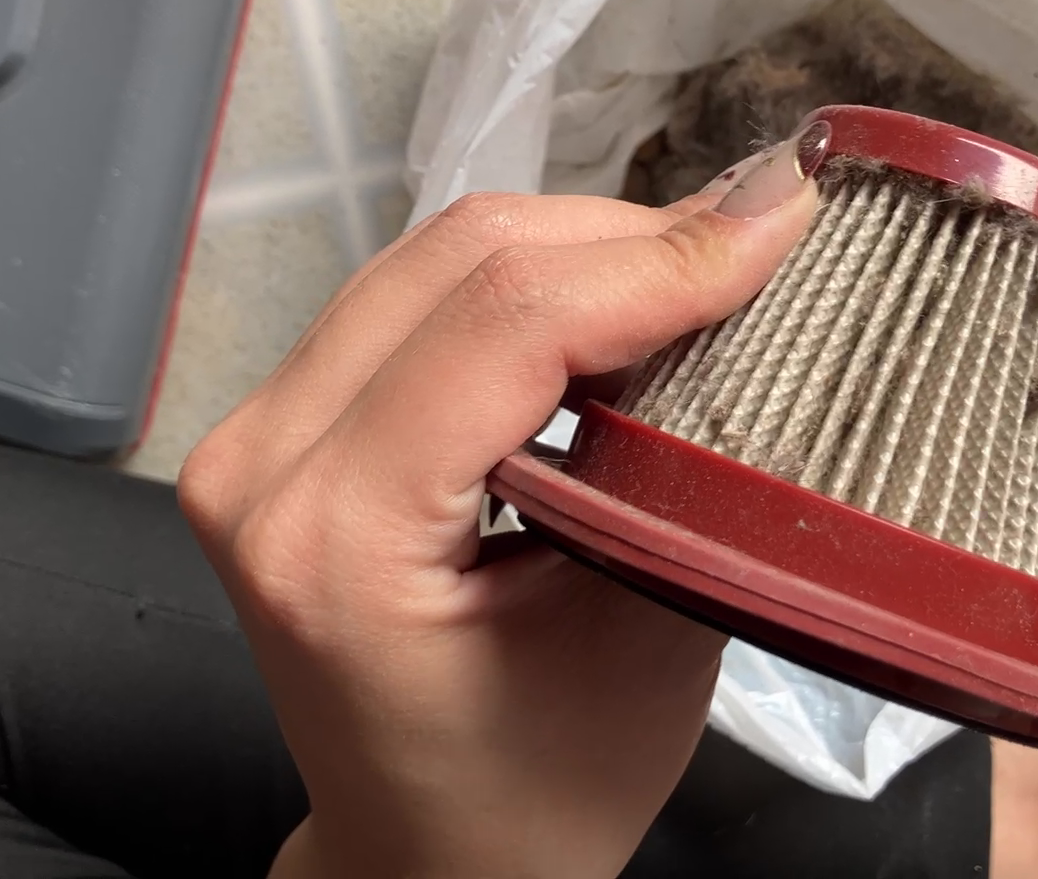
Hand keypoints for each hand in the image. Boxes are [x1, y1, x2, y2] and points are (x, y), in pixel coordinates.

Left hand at [177, 140, 823, 878]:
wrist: (425, 842)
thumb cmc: (534, 788)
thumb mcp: (643, 641)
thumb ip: (693, 464)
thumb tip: (740, 299)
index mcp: (335, 536)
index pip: (510, 325)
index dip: (659, 260)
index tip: (773, 221)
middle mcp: (268, 458)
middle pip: (461, 258)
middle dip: (624, 236)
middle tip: (742, 243)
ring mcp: (263, 425)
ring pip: (436, 255)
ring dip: (578, 244)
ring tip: (685, 271)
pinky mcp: (290, 415)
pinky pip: (417, 292)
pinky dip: (527, 277)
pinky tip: (603, 301)